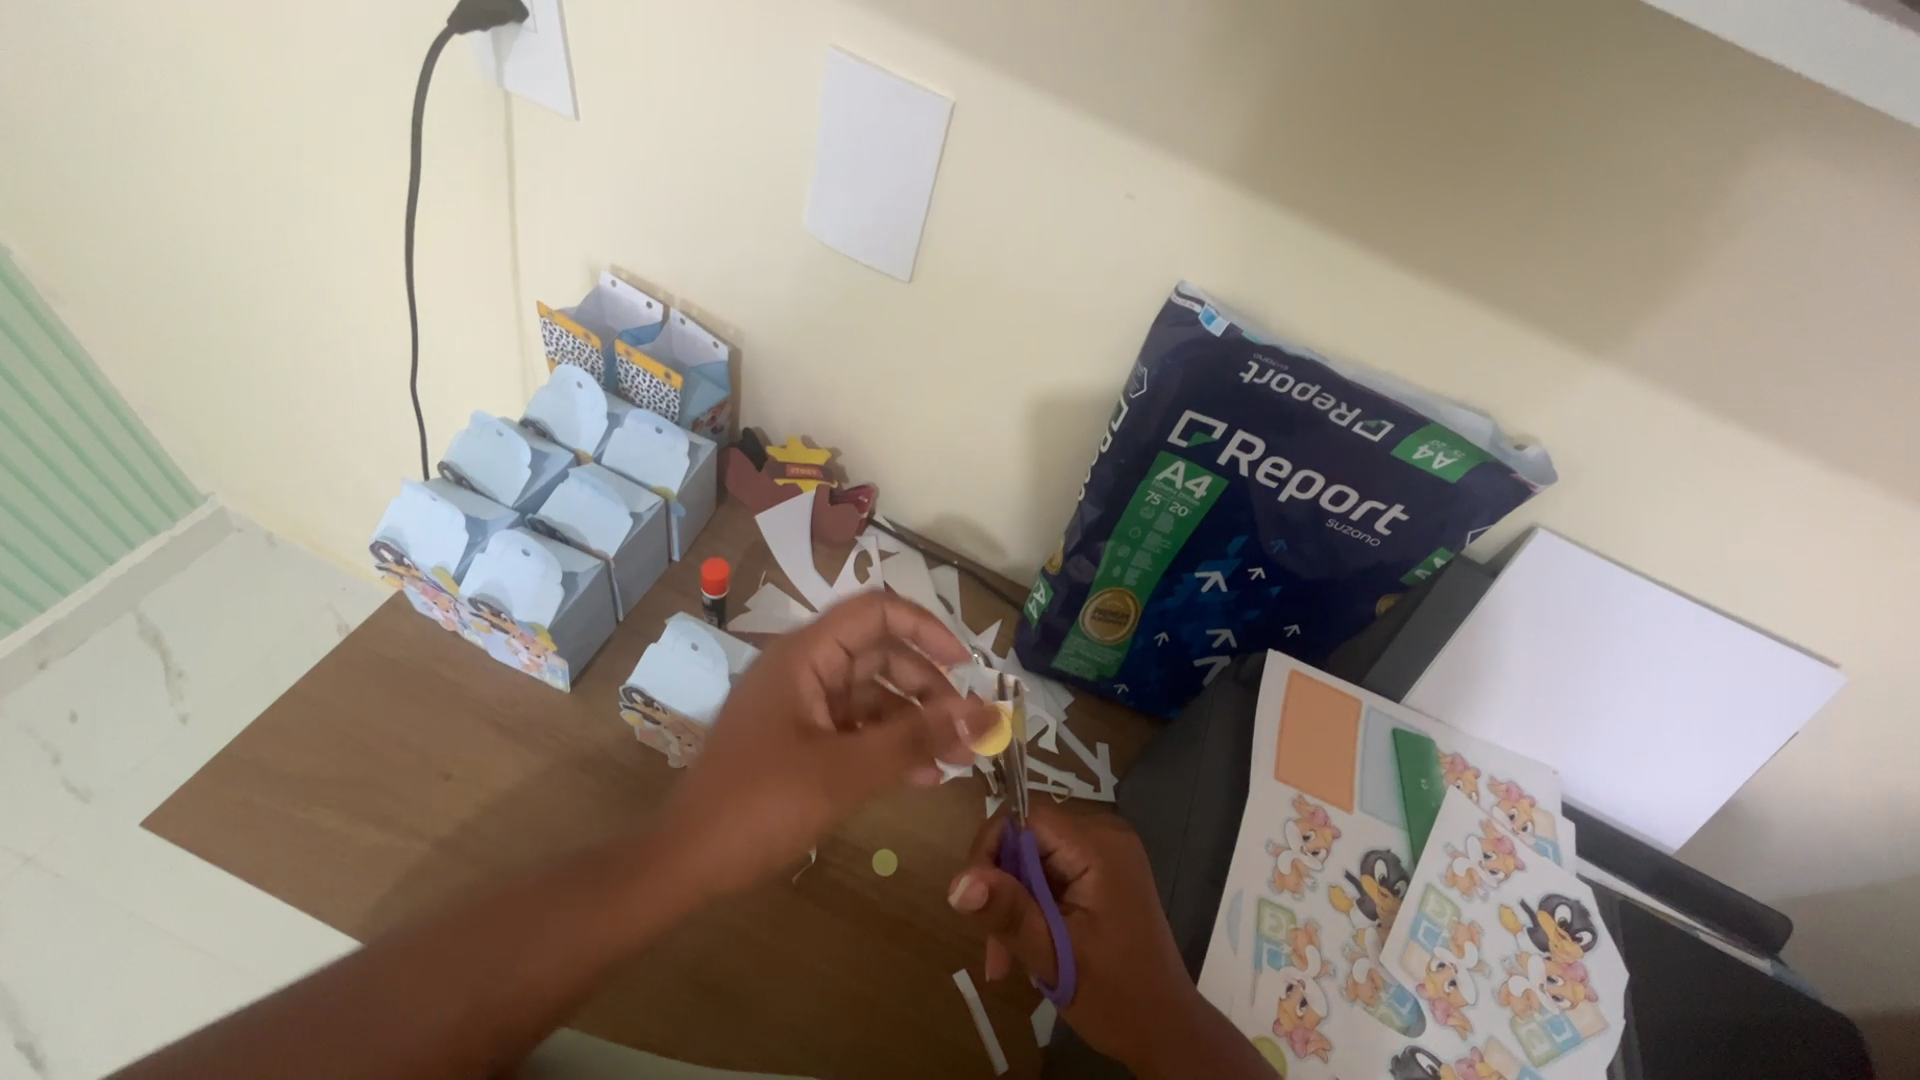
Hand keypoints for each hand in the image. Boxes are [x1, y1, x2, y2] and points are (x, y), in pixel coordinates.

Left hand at [662, 591, 996, 896]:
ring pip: (873, 696)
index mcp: (805, 656)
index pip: (876, 612)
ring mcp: (800, 706)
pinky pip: (856, 729)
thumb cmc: (760, 806)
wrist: (686, 863)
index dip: (926, 628)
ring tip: (955, 761)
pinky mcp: (800, 741)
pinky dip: (889, 746)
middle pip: (881, 656)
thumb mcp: (846, 771)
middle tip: (967, 731)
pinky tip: (923, 777)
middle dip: (929, 689)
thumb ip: (917, 738)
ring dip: (915, 723)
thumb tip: (986, 714)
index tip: (966, 667)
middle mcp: (804, 670)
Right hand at [946, 805, 1223, 1073]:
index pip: (1024, 818)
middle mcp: (1104, 835)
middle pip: (1028, 838)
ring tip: (1009, 959)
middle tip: (995, 947)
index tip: (975, 900)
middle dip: (1002, 888)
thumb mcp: (1054, 956)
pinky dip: (1035, 906)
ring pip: (1035, 859)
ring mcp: (1107, 853)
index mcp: (1098, 846)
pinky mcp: (1104, 872)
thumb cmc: (1117, 997)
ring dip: (1016, 903)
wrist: (1168, 1031)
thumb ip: (1008, 913)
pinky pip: (1053, 873)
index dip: (991, 850)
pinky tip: (1031, 947)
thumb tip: (957, 883)